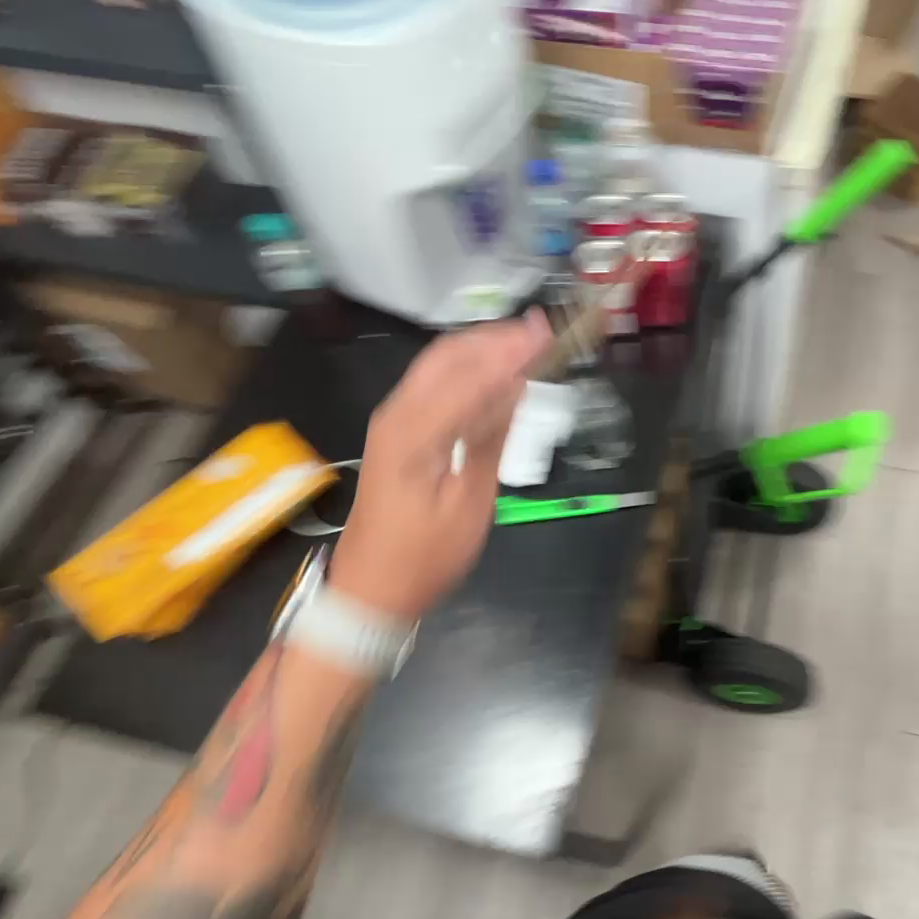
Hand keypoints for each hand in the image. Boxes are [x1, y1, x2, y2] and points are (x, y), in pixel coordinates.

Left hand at [329, 313, 551, 618]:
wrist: (372, 587)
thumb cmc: (426, 555)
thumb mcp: (470, 503)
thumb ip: (490, 438)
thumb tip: (516, 388)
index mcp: (415, 432)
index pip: (470, 374)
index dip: (510, 350)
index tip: (546, 332)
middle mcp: (397, 414)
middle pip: (448, 356)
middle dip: (495, 338)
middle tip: (539, 330)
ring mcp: (391, 421)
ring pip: (437, 365)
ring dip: (480, 349)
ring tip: (523, 343)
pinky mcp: (395, 431)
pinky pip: (432, 385)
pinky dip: (465, 370)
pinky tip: (491, 375)